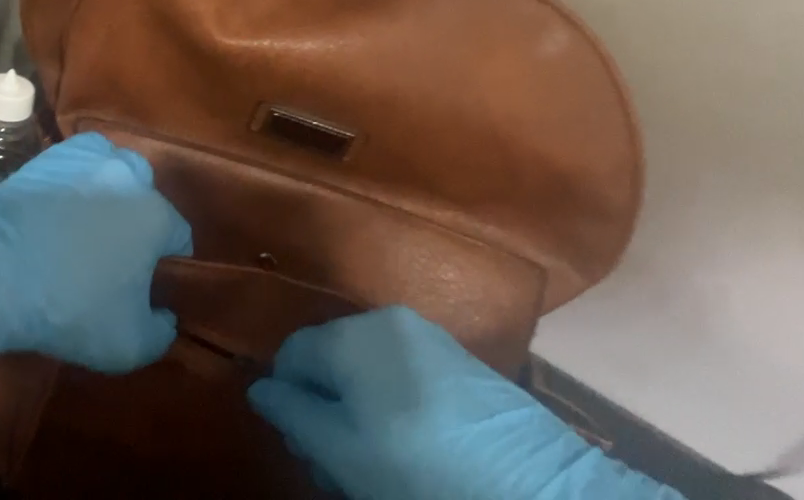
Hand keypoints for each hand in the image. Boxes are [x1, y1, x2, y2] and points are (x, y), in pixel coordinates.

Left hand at [0, 133, 191, 371]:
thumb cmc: (68, 308)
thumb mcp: (129, 345)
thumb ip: (160, 330)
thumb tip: (165, 314)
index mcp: (155, 216)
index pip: (178, 234)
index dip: (167, 259)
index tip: (149, 278)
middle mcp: (126, 177)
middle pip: (148, 192)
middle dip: (141, 215)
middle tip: (119, 248)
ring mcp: (84, 160)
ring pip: (114, 165)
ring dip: (112, 187)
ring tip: (93, 216)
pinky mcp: (48, 156)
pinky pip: (77, 157)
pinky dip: (79, 172)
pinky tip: (65, 196)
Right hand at [247, 308, 681, 499]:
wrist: (545, 494)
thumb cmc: (423, 469)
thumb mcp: (344, 452)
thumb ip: (292, 415)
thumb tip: (258, 388)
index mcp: (353, 333)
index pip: (291, 354)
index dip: (288, 401)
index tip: (307, 450)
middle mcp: (387, 320)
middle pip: (330, 360)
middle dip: (325, 410)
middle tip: (338, 465)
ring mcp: (431, 339)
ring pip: (368, 371)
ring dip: (359, 413)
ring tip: (377, 463)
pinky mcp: (466, 365)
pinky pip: (406, 376)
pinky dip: (395, 408)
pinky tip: (413, 451)